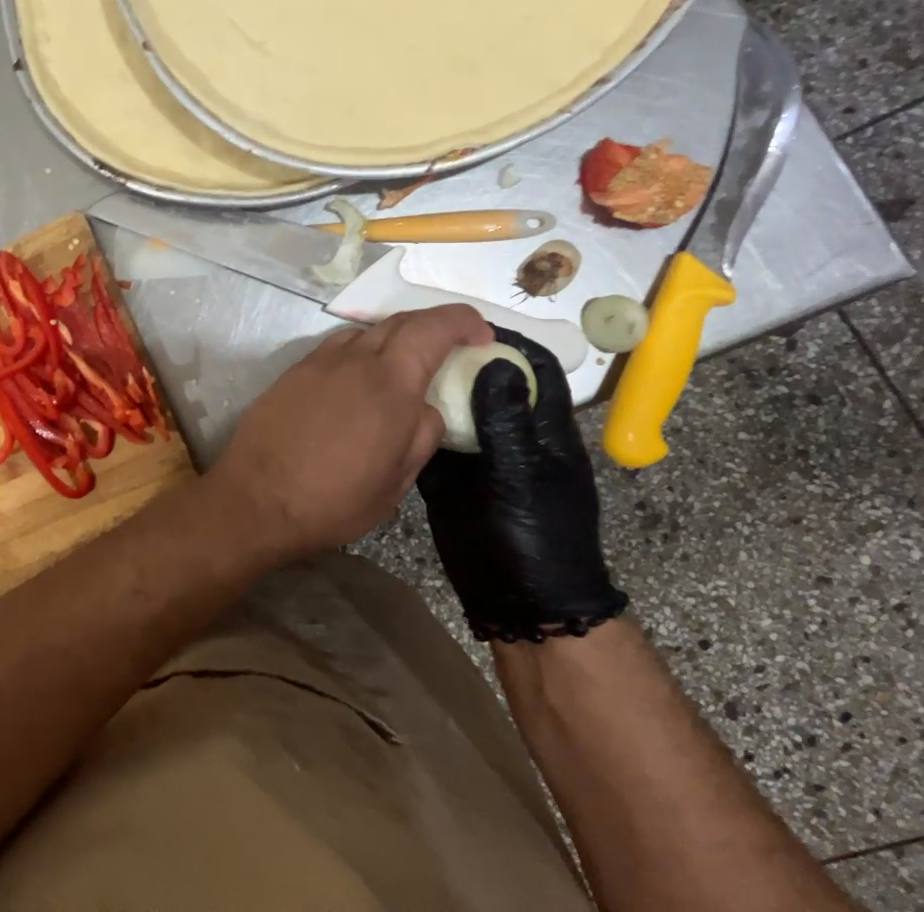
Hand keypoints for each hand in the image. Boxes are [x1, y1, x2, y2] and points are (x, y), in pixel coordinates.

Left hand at [209, 305, 492, 561]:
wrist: (254, 502)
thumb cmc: (332, 501)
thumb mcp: (396, 481)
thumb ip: (421, 435)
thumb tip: (425, 409)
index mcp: (389, 383)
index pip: (434, 328)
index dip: (464, 323)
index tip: (482, 337)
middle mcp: (352, 361)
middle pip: (398, 322)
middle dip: (432, 326)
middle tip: (450, 348)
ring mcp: (315, 364)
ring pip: (362, 333)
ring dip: (391, 338)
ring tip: (404, 365)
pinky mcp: (289, 376)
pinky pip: (333, 350)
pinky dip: (357, 353)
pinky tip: (358, 381)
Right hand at [416, 327, 628, 642]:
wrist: (518, 601)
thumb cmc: (533, 537)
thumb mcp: (523, 475)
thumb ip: (506, 421)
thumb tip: (492, 360)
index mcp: (543, 429)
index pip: (530, 368)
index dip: (502, 341)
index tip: (458, 322)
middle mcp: (510, 435)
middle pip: (484, 385)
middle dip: (453, 361)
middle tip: (407, 342)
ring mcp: (478, 459)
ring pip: (453, 413)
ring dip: (428, 393)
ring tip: (387, 369)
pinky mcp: (450, 480)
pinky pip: (429, 445)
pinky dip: (410, 428)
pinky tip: (380, 413)